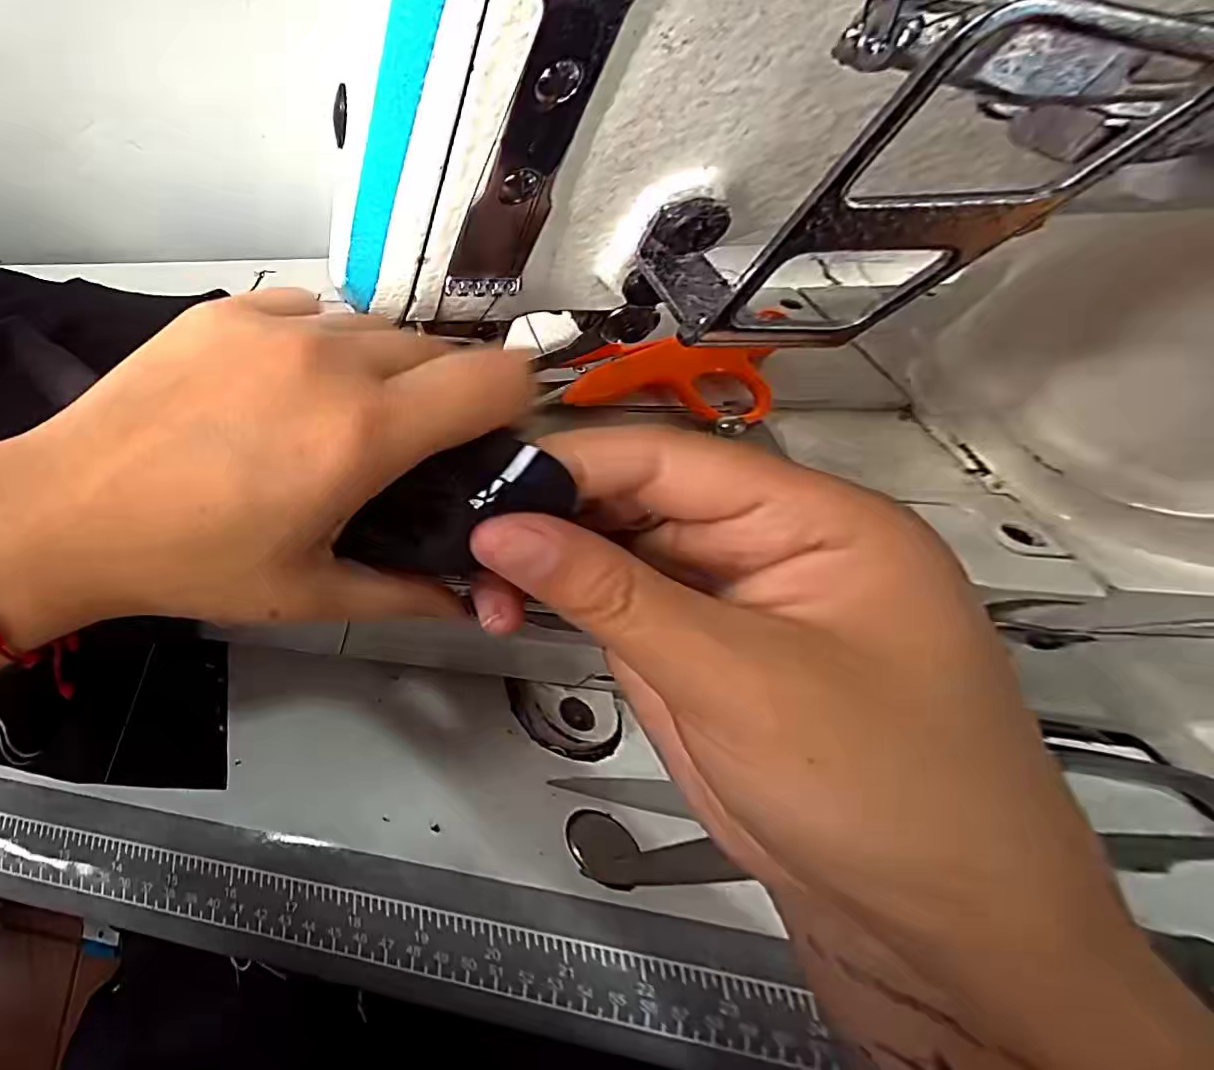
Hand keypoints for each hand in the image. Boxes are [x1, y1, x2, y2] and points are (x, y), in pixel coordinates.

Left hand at [0, 287, 530, 645]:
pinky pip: (306, 311)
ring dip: (379, 368)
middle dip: (442, 394)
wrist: (70, 511)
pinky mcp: (224, 308)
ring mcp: (271, 322)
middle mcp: (329, 358)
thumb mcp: (305, 593)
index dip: (510, 406)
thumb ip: (402, 591)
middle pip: (438, 348)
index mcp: (361, 432)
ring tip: (331, 419)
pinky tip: (276, 388)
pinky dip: (317, 344)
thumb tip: (466, 598)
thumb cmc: (190, 563)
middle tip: (400, 447)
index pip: (495, 379)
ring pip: (372, 326)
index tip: (485, 440)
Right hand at [463, 427, 1213, 1065]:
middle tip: (463, 545)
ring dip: (539, 563)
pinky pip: (603, 596)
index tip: (480, 492)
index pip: (663, 460)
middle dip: (542, 518)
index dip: (566, 466)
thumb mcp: (726, 675)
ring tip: (478, 590)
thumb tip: (494, 529)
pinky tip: (506, 607)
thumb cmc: (870, 789)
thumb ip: (603, 591)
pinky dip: (553, 598)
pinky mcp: (681, 639)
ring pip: (604, 546)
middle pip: (627, 497)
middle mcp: (756, 540)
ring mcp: (713, 592)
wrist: (923, 928)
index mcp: (808, 519)